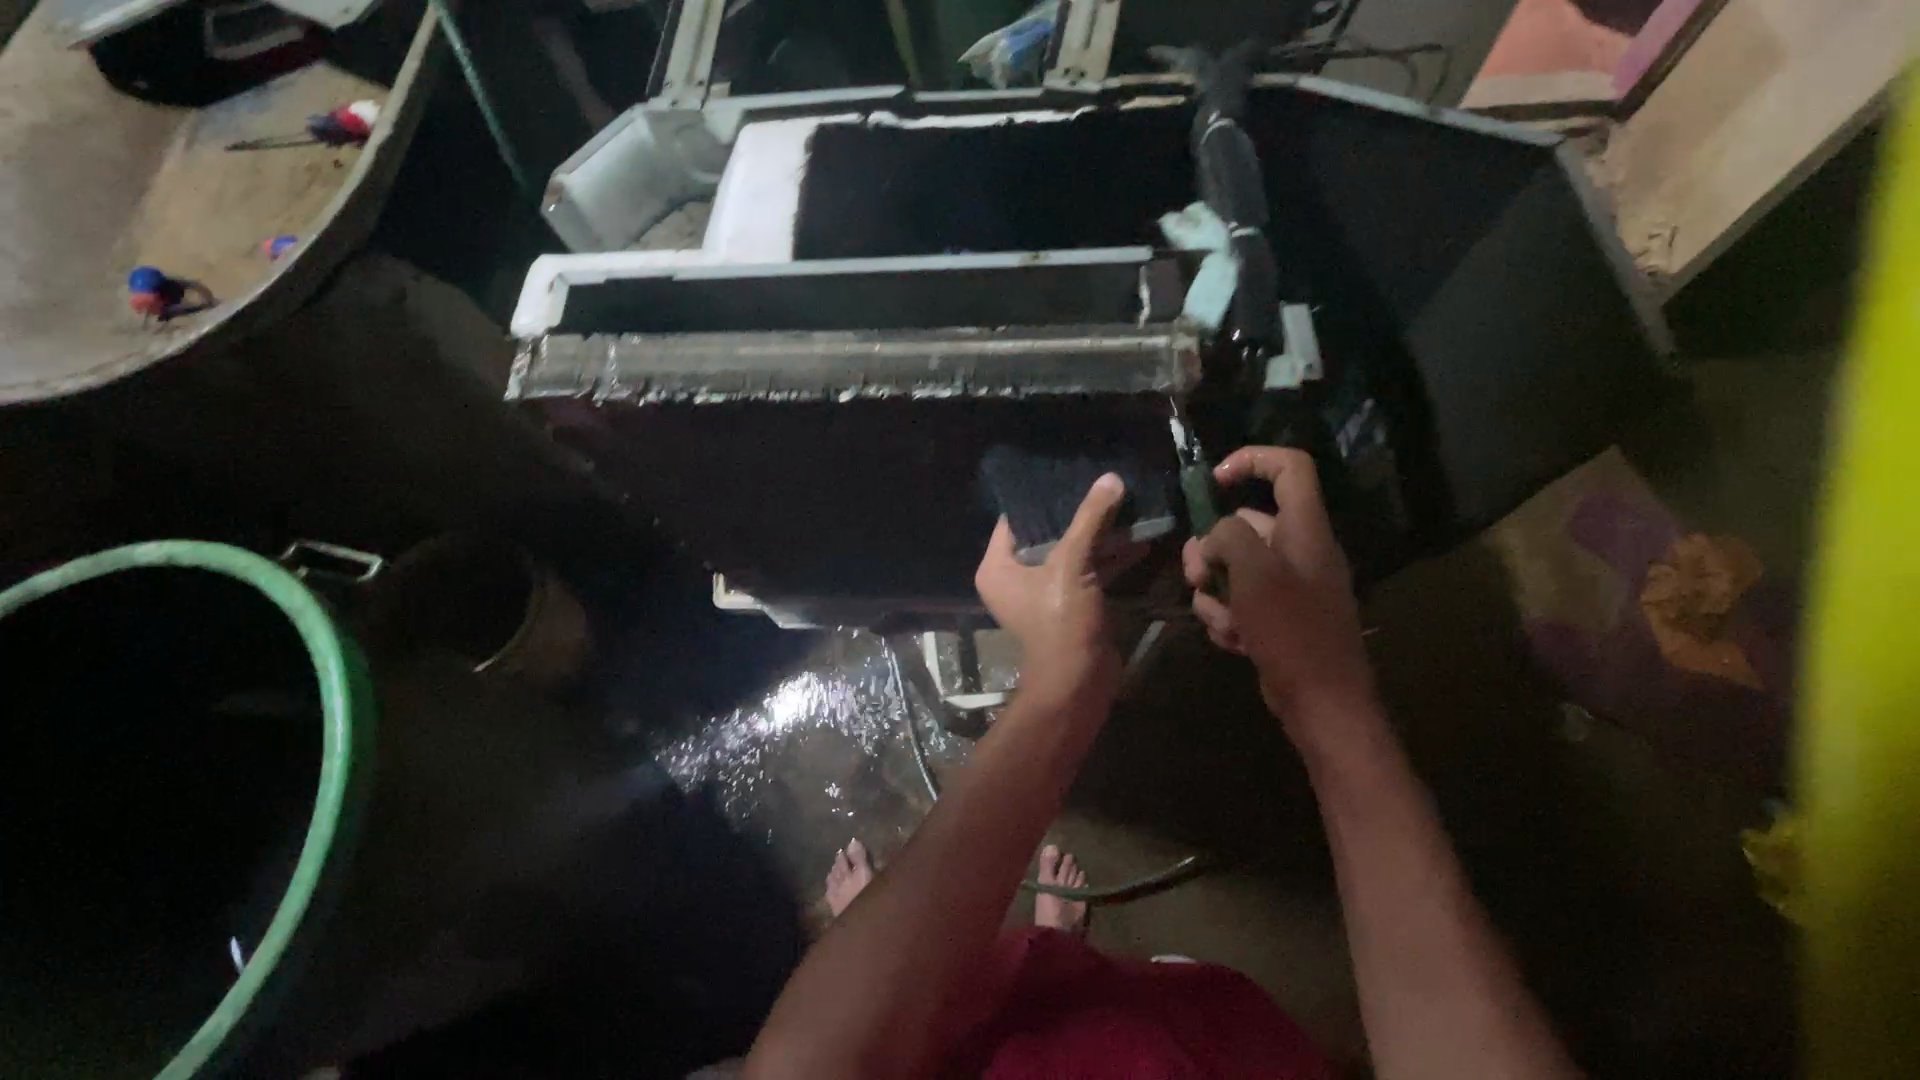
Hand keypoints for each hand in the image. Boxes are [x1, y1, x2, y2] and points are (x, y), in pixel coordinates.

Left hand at [975, 473, 1131, 697]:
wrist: (1078, 681)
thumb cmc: (1060, 620)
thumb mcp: (1072, 564)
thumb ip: (1089, 520)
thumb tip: (1110, 479)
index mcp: (998, 567)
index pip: (1015, 520)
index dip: (1039, 498)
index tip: (1066, 472)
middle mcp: (1015, 578)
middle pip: (1046, 533)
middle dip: (1076, 513)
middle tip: (1102, 483)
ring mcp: (1044, 593)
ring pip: (1072, 553)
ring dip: (1099, 535)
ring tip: (1126, 504)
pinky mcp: (1071, 604)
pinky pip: (1088, 571)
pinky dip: (1109, 558)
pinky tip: (1140, 539)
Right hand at [1182, 447, 1373, 722]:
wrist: (1321, 700)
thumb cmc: (1290, 629)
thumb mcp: (1253, 572)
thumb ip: (1229, 536)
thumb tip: (1216, 537)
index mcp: (1305, 529)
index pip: (1290, 468)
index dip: (1252, 460)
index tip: (1214, 481)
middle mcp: (1301, 551)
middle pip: (1246, 525)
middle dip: (1211, 549)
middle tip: (1196, 575)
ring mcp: (1290, 586)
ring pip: (1235, 568)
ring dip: (1215, 592)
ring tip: (1222, 620)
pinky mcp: (1279, 618)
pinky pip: (1241, 602)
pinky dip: (1228, 617)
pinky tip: (1233, 641)